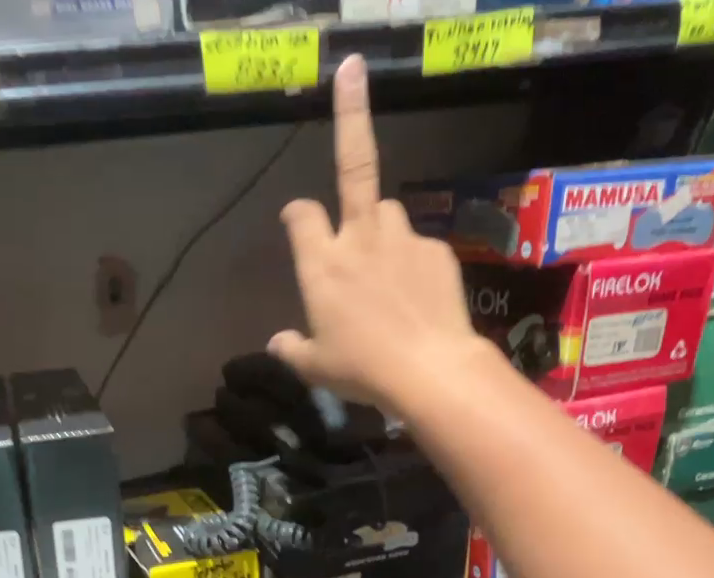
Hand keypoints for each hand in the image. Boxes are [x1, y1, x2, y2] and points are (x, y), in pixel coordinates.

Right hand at [268, 55, 502, 412]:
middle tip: (351, 70)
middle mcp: (359, 238)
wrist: (430, 371)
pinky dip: (412, 261)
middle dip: (351, 113)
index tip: (296, 218)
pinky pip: (417, 245)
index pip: (300, 216)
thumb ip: (291, 349)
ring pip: (387, 210)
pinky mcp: (436, 250)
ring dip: (379, 224)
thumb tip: (278, 342)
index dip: (296, 214)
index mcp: (321, 265)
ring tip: (385, 267)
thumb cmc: (362, 369)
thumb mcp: (314, 367)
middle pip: (354, 164)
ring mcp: (402, 239)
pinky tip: (417, 296)